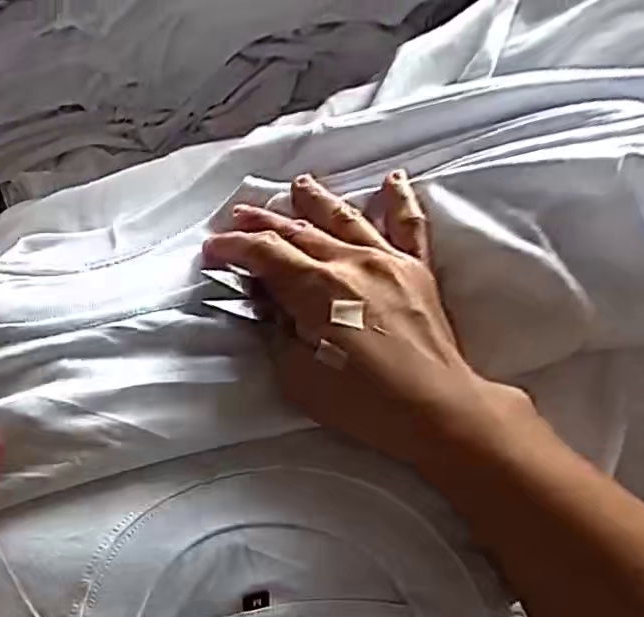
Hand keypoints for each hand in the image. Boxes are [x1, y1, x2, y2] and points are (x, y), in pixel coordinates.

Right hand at [202, 171, 533, 468]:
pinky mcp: (417, 271)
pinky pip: (408, 225)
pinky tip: (391, 182)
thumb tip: (267, 302)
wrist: (432, 407)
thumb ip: (277, 332)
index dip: (234, 248)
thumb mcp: (298, 376)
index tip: (211, 250)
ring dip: (317, 201)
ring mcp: (388, 262)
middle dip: (264, 223)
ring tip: (298, 186)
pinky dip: (398, 200)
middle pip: (299, 232)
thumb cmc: (359, 402)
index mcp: (317, 289)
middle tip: (238, 214)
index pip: (266, 255)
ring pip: (345, 218)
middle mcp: (351, 263)